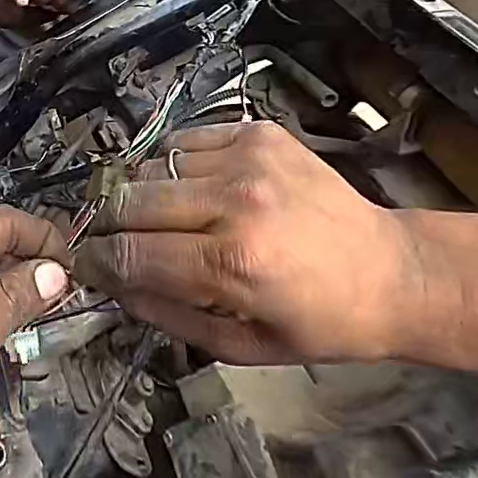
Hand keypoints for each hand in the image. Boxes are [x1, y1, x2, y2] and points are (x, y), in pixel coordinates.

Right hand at [73, 122, 424, 364]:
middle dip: (107, 222)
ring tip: (159, 214)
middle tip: (108, 236)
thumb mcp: (242, 345)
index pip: (130, 253)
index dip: (96, 259)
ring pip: (151, 167)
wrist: (393, 271)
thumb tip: (110, 285)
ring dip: (142, 193)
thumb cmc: (321, 321)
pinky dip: (173, 165)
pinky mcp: (256, 132)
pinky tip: (191, 186)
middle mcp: (236, 202)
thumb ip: (166, 315)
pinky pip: (182, 141)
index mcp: (234, 263)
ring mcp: (247, 158)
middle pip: (129, 200)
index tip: (84, 262)